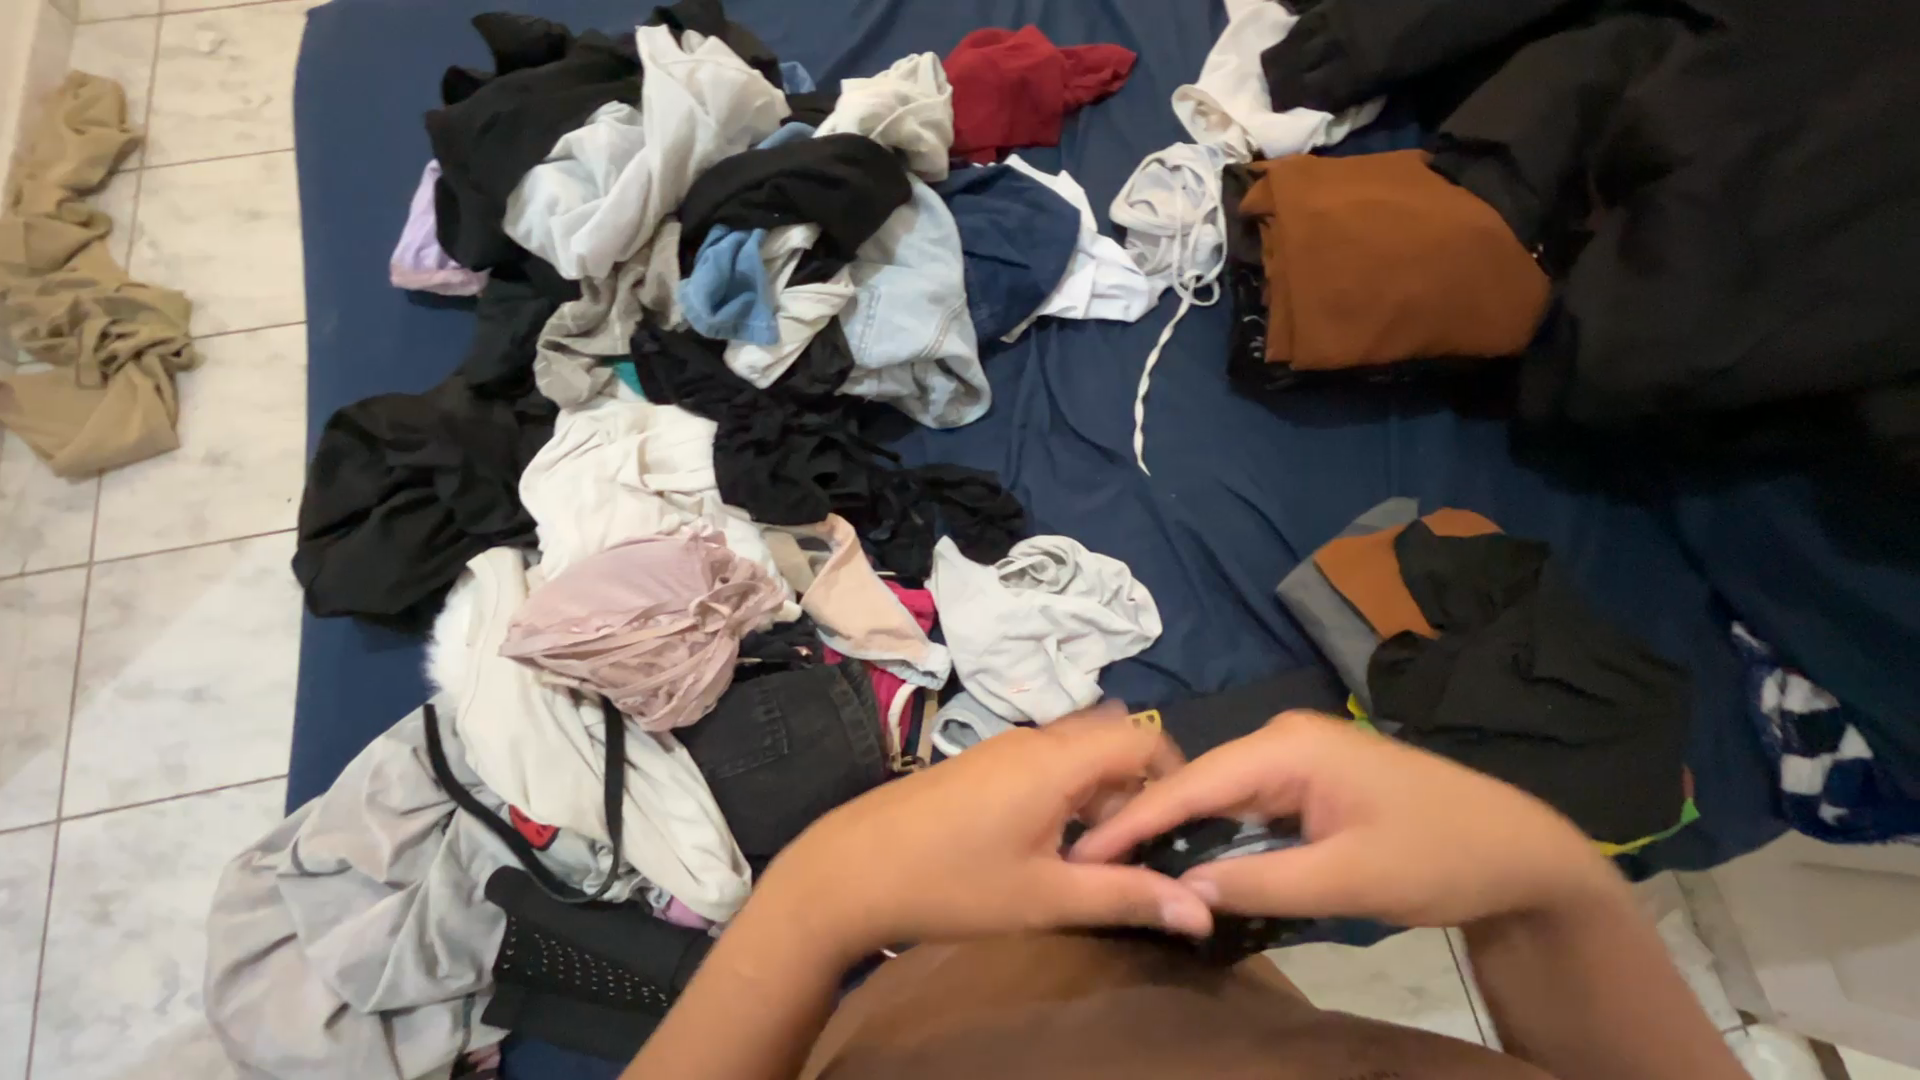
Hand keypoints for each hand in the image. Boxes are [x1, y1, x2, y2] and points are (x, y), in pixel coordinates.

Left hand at [754, 703, 1214, 961]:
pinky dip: (1064, 795)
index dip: (1174, 772)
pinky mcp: (980, 763)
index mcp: (1057, 758)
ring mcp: (1002, 747)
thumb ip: (1125, 896)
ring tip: (1092, 858)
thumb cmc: (953, 882)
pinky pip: (1042, 764)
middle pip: (1109, 744)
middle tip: (1138, 852)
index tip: (1185, 824)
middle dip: (1134, 793)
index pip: (1140, 735)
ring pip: (1074, 757)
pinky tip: (1047, 845)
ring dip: (1096, 798)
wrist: (851, 867)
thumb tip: (1201, 910)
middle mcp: (1034, 739)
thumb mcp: (1046, 898)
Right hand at [1070, 711, 1624, 927]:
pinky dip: (1215, 833)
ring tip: (1126, 862)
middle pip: (1197, 783)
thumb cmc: (1442, 856)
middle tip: (1095, 861)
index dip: (1137, 818)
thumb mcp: (1353, 878)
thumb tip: (1183, 889)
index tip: (1084, 848)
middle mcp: (1280, 740)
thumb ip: (1262, 882)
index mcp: (1286, 747)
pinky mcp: (1304, 780)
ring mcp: (1293, 757)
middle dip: (1147, 821)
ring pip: (1218, 795)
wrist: (1521, 851)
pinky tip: (1188, 857)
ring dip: (1180, 830)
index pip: (1192, 782)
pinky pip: (1245, 805)